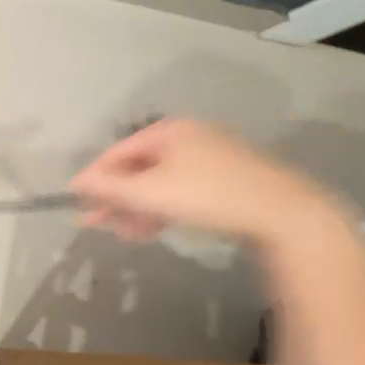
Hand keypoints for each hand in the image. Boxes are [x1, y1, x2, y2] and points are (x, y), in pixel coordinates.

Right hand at [69, 118, 348, 245]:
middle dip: (118, 198)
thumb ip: (106, 187)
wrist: (289, 215)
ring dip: (139, 207)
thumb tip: (74, 183)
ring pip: (160, 182)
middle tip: (100, 224)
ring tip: (128, 233)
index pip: (115, 153)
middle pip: (138, 168)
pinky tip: (156, 227)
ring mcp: (213, 156)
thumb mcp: (148, 193)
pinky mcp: (231, 178)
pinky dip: (164, 207)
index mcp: (168, 130)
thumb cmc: (209, 196)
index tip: (79, 204)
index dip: (94, 179)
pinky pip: (183, 189)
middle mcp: (189, 136)